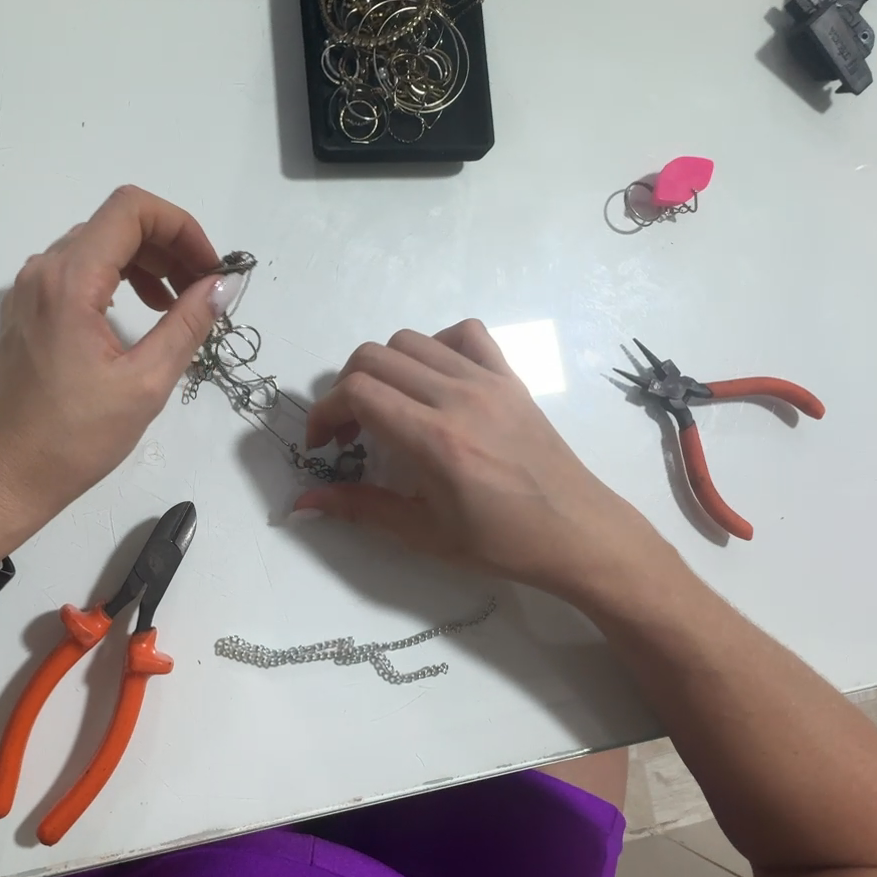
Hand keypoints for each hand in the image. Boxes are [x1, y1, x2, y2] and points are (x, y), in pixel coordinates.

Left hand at [0, 186, 226, 558]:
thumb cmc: (74, 441)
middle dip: (167, 247)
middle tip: (202, 291)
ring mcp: (25, 294)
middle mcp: (40, 273)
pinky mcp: (22, 316)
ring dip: (142, 265)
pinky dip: (112, 283)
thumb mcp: (145, 384)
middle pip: (113, 225)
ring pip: (93, 249)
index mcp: (69, 281)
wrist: (6, 479)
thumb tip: (224, 286)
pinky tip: (134, 319)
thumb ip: (188, 324)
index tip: (209, 270)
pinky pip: (72, 277)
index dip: (182, 227)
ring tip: (175, 306)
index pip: (131, 209)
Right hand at [295, 319, 680, 605]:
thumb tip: (300, 505)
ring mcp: (488, 381)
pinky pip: (464, 334)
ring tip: (386, 408)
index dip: (324, 412)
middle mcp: (458, 398)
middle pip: (374, 357)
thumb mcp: (421, 533)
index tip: (323, 444)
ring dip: (382, 369)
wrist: (576, 532)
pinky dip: (434, 347)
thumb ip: (358, 508)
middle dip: (344, 389)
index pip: (357, 392)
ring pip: (411, 340)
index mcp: (434, 440)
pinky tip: (432, 382)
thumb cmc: (498, 542)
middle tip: (349, 431)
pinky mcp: (510, 378)